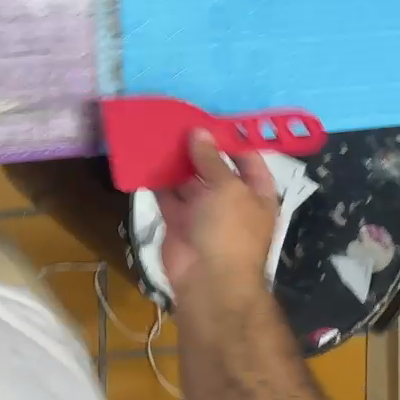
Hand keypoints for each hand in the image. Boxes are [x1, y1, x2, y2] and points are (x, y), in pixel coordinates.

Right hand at [155, 129, 278, 300]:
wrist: (208, 278)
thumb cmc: (229, 229)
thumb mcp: (227, 188)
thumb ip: (210, 159)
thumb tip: (199, 132)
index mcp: (255, 194)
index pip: (249, 161)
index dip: (232, 141)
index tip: (209, 121)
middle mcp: (231, 201)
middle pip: (214, 169)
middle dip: (196, 149)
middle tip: (175, 123)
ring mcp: (203, 212)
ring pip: (187, 181)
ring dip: (174, 163)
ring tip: (156, 136)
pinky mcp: (178, 220)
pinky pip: (167, 196)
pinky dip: (156, 181)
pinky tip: (144, 161)